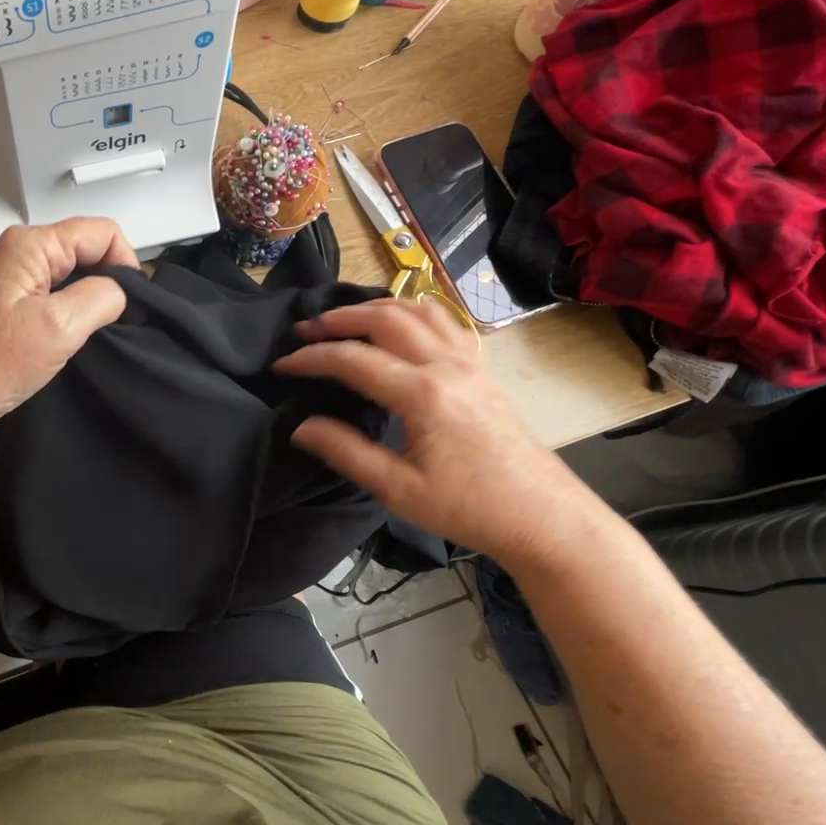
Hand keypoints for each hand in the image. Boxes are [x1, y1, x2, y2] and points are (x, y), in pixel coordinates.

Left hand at [0, 218, 137, 447]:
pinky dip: (68, 317)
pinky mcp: (6, 306)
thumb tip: (120, 291)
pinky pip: (52, 299)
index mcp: (29, 245)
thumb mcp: (59, 328)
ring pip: (70, 277)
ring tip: (86, 337)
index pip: (101, 232)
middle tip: (109, 326)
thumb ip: (101, 297)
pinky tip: (66, 343)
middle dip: (107, 283)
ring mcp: (10, 280)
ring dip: (87, 303)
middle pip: (86, 251)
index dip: (126, 264)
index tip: (130, 304)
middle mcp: (17, 253)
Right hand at [273, 298, 608, 563]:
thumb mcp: (399, 490)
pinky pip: (446, 322)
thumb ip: (346, 452)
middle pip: (385, 319)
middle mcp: (447, 366)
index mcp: (423, 395)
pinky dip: (413, 311)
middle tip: (304, 330)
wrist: (544, 518)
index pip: (353, 360)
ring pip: (418, 311)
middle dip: (338, 318)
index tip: (281, 366)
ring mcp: (470, 363)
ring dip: (375, 307)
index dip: (310, 358)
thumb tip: (299, 427)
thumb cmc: (470, 509)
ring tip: (343, 318)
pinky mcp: (483, 370)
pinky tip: (399, 323)